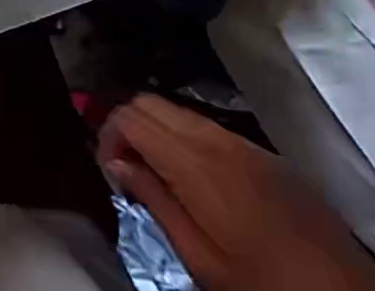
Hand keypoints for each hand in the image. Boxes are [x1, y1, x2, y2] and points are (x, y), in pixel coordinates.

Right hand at [99, 95, 374, 290]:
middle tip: (125, 170)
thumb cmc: (266, 286)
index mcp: (196, 163)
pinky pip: (206, 126)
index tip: (110, 172)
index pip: (130, 116)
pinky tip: (190, 177)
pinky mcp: (262, 153)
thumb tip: (117, 165)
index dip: (108, 136)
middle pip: (149, 102)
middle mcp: (216, 139)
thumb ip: (155, 202)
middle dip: (126, 126)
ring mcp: (242, 142)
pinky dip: (183, 137)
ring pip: (177, 110)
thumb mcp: (202, 260)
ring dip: (154, 130)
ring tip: (155, 175)